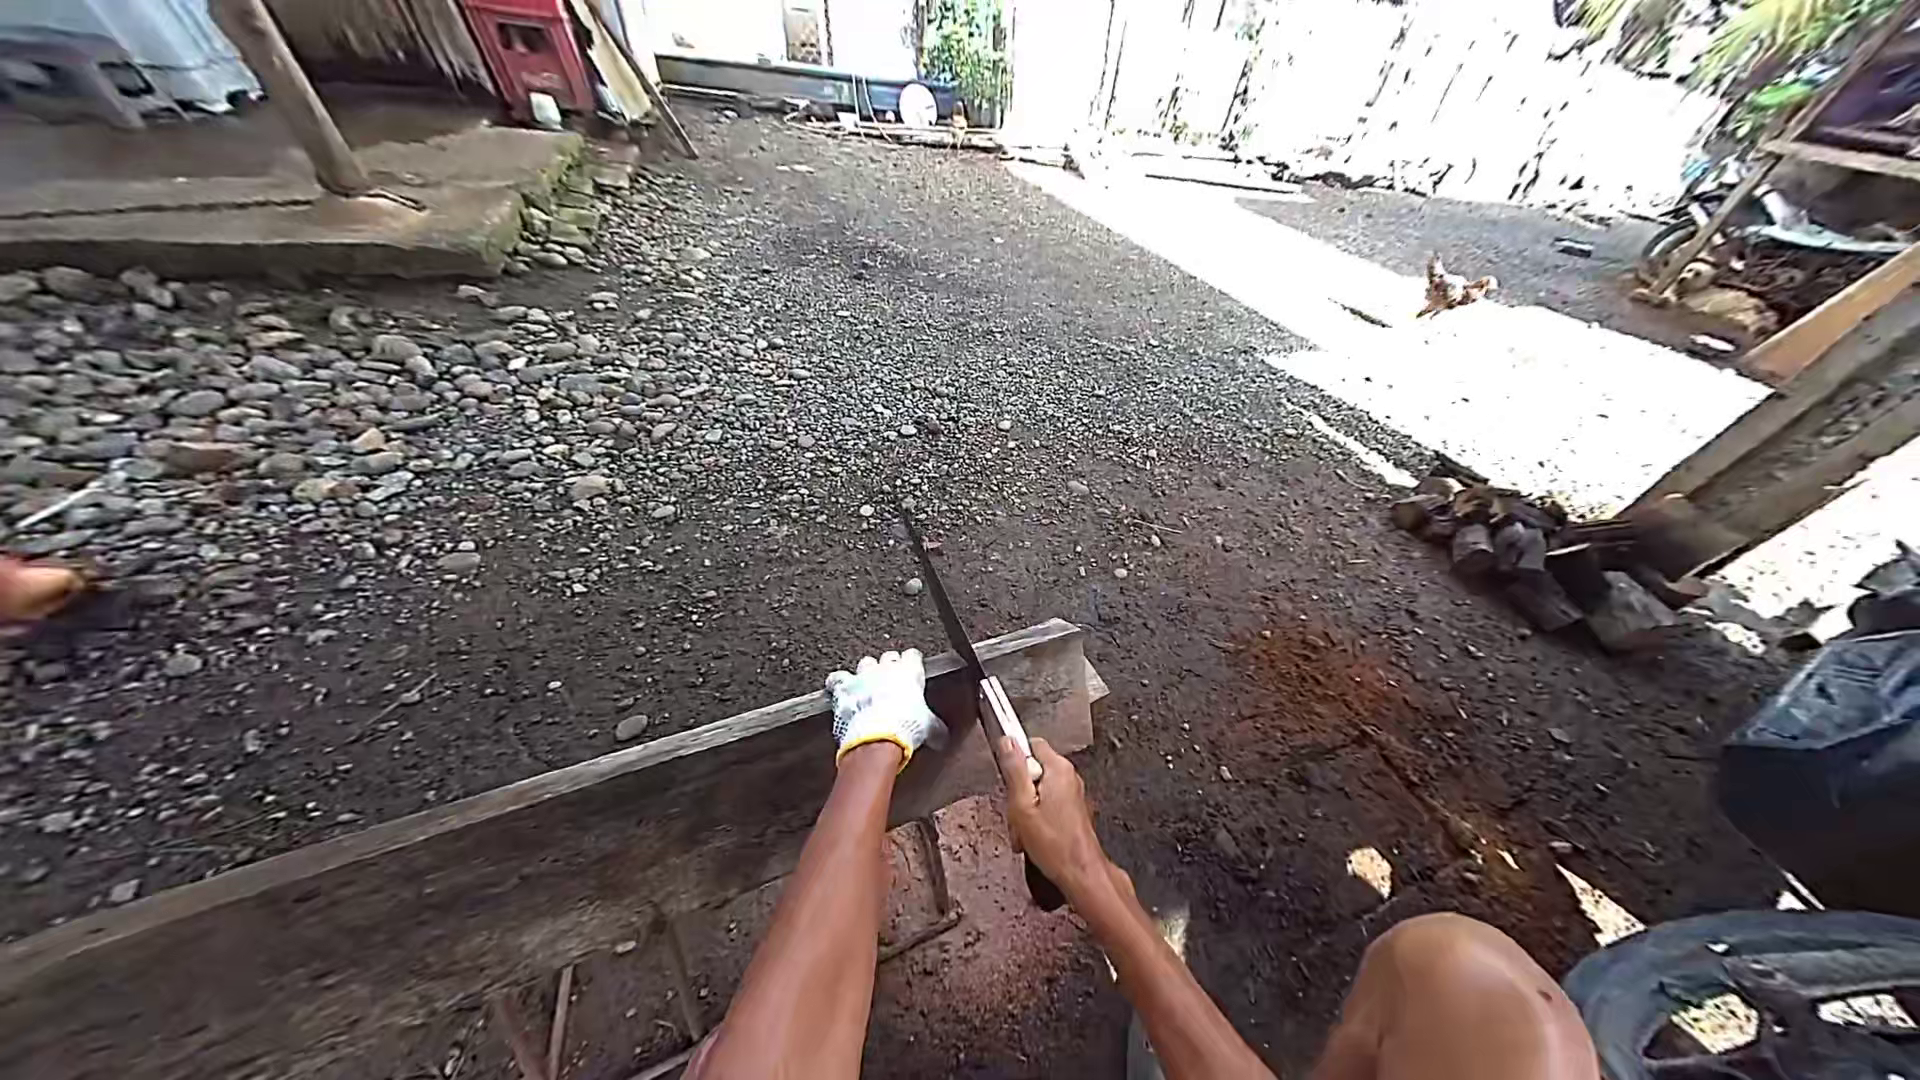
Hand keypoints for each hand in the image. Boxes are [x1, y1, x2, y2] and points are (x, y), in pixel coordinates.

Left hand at [824, 649, 945, 768]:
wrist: (877, 738)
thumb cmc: (905, 728)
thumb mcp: (929, 727)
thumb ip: (936, 727)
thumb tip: (942, 738)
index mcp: (910, 671)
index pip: (913, 655)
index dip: (912, 663)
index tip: (912, 670)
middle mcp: (886, 668)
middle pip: (888, 656)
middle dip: (889, 666)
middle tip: (891, 681)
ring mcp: (864, 675)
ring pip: (865, 662)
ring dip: (866, 671)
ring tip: (867, 684)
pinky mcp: (845, 687)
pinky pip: (837, 678)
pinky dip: (837, 683)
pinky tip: (839, 688)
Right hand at [995, 736, 1114, 901]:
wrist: (1082, 875)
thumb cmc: (1056, 846)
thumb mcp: (1022, 805)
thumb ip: (1014, 769)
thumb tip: (1007, 741)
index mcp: (1058, 769)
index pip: (1031, 744)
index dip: (1015, 760)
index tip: (1008, 780)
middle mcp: (1069, 776)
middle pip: (1033, 769)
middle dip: (1020, 790)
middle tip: (1018, 812)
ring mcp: (1072, 793)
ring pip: (1038, 789)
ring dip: (1026, 808)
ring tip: (1025, 829)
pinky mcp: (1073, 809)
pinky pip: (1047, 803)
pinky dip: (1037, 817)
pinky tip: (1034, 836)